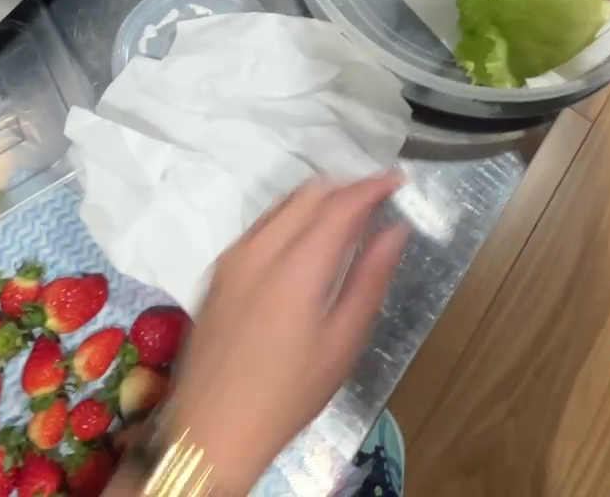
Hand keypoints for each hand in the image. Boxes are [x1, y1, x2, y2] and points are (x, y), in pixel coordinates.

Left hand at [160, 175, 409, 492]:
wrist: (212, 428)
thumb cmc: (290, 392)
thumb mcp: (344, 341)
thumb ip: (370, 277)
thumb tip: (395, 230)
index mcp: (297, 265)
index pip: (342, 203)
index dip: (373, 186)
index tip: (397, 180)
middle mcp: (262, 247)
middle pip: (311, 192)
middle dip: (347, 187)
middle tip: (377, 200)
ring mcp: (235, 254)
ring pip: (284, 203)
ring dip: (319, 198)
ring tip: (347, 217)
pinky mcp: (220, 267)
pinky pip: (262, 223)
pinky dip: (292, 216)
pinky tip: (306, 241)